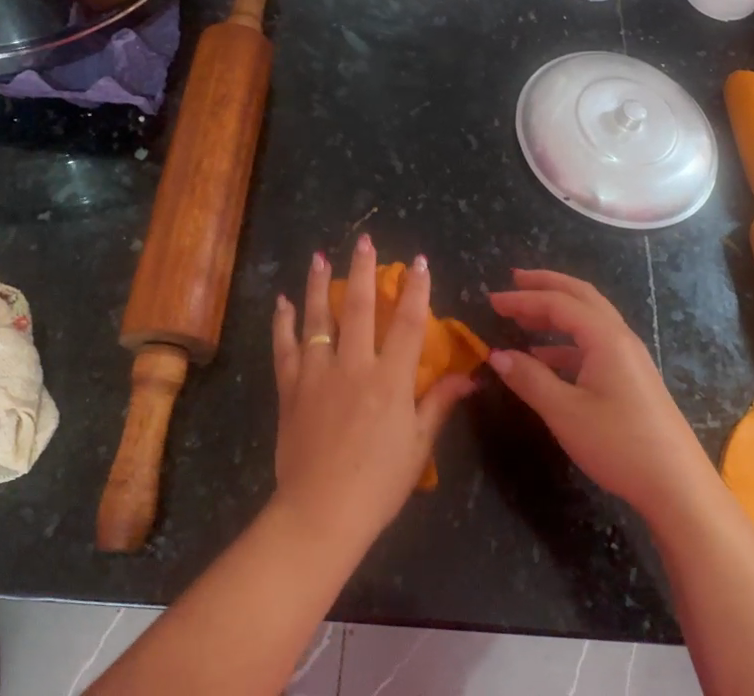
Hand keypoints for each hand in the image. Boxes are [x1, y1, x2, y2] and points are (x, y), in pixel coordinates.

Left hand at [269, 235, 475, 549]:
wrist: (320, 513)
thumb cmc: (379, 484)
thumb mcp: (418, 446)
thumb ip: (439, 404)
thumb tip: (471, 377)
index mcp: (390, 380)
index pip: (409, 324)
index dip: (416, 291)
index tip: (419, 262)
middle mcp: (353, 366)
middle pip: (359, 308)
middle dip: (363, 271)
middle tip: (364, 240)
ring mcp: (317, 374)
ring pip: (317, 318)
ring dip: (318, 284)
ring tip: (319, 256)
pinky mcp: (290, 389)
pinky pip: (284, 347)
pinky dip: (282, 322)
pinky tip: (282, 302)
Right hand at [488, 270, 717, 521]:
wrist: (676, 484)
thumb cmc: (619, 444)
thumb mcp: (565, 412)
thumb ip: (530, 379)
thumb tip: (497, 355)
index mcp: (606, 338)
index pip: (559, 303)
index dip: (524, 298)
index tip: (492, 301)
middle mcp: (621, 338)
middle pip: (582, 297)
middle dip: (547, 286)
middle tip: (515, 281)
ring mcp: (630, 359)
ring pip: (590, 321)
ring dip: (557, 314)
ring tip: (524, 320)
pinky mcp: (633, 379)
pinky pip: (595, 345)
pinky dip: (567, 342)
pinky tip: (546, 359)